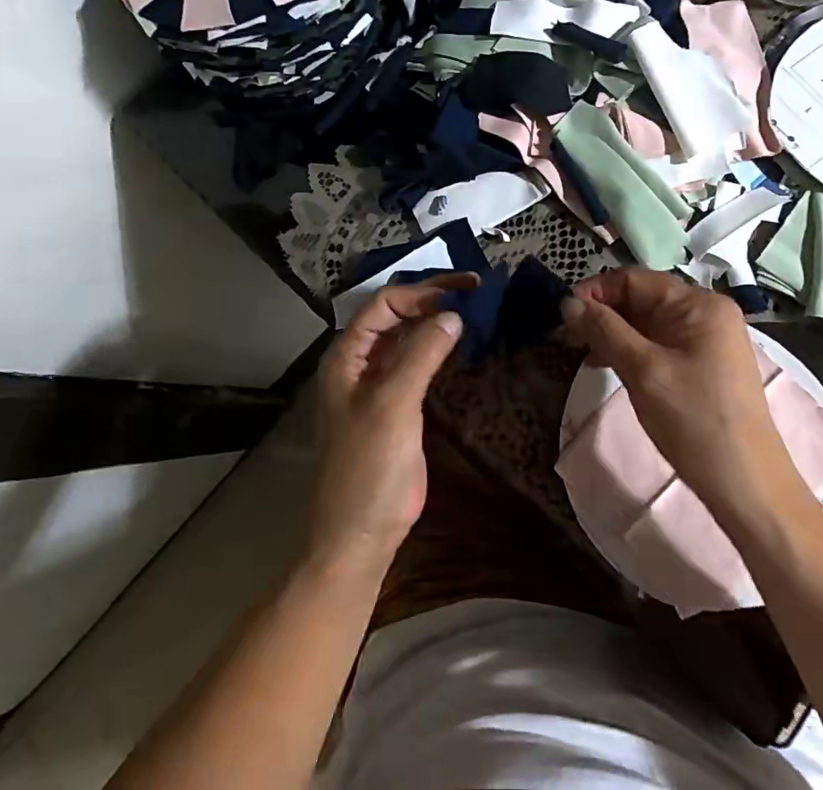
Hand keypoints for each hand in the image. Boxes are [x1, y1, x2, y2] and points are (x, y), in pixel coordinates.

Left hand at [307, 274, 473, 569]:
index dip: (421, 293)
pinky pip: (414, 367)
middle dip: (431, 301)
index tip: (465, 290)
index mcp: (345, 357)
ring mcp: (375, 387)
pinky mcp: (395, 408)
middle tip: (477, 292)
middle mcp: (357, 364)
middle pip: (394, 318)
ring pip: (405, 341)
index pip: (382, 305)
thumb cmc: (369, 467)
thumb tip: (452, 315)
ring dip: (436, 323)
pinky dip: (436, 351)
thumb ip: (420, 355)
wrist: (360, 532)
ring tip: (476, 311)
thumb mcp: (393, 405)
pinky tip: (461, 347)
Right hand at [561, 268, 803, 522]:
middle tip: (568, 338)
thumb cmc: (694, 420)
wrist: (745, 482)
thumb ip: (603, 330)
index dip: (595, 292)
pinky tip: (606, 365)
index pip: (634, 279)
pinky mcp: (700, 364)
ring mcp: (705, 340)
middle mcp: (705, 314)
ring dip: (610, 332)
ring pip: (644, 322)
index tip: (563, 317)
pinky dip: (627, 348)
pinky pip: (655, 343)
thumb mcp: (642, 370)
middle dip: (601, 313)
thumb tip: (567, 303)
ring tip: (583, 353)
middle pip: (640, 298)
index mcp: (699, 306)